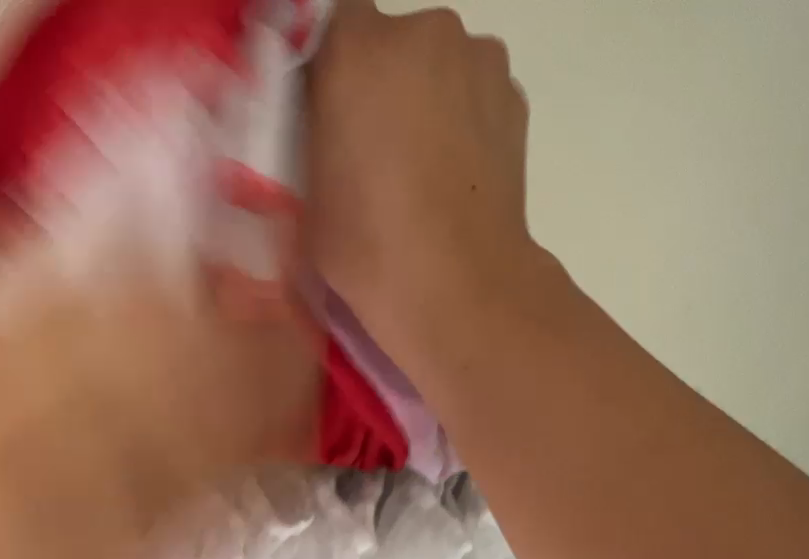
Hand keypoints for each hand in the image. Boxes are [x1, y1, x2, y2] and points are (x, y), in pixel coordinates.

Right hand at [307, 2, 545, 364]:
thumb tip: (309, 106)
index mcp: (358, 47)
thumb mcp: (295, 187)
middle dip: (368, 80)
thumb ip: (299, 125)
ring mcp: (479, 58)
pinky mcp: (514, 94)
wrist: (452, 282)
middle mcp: (425, 30)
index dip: (317, 59)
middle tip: (355, 147)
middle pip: (384, 40)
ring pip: (430, 64)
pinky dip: (451, 118)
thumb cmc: (358, 240)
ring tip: (403, 167)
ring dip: (413, 97)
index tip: (311, 106)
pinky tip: (440, 173)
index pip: (326, 16)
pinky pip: (467, 91)